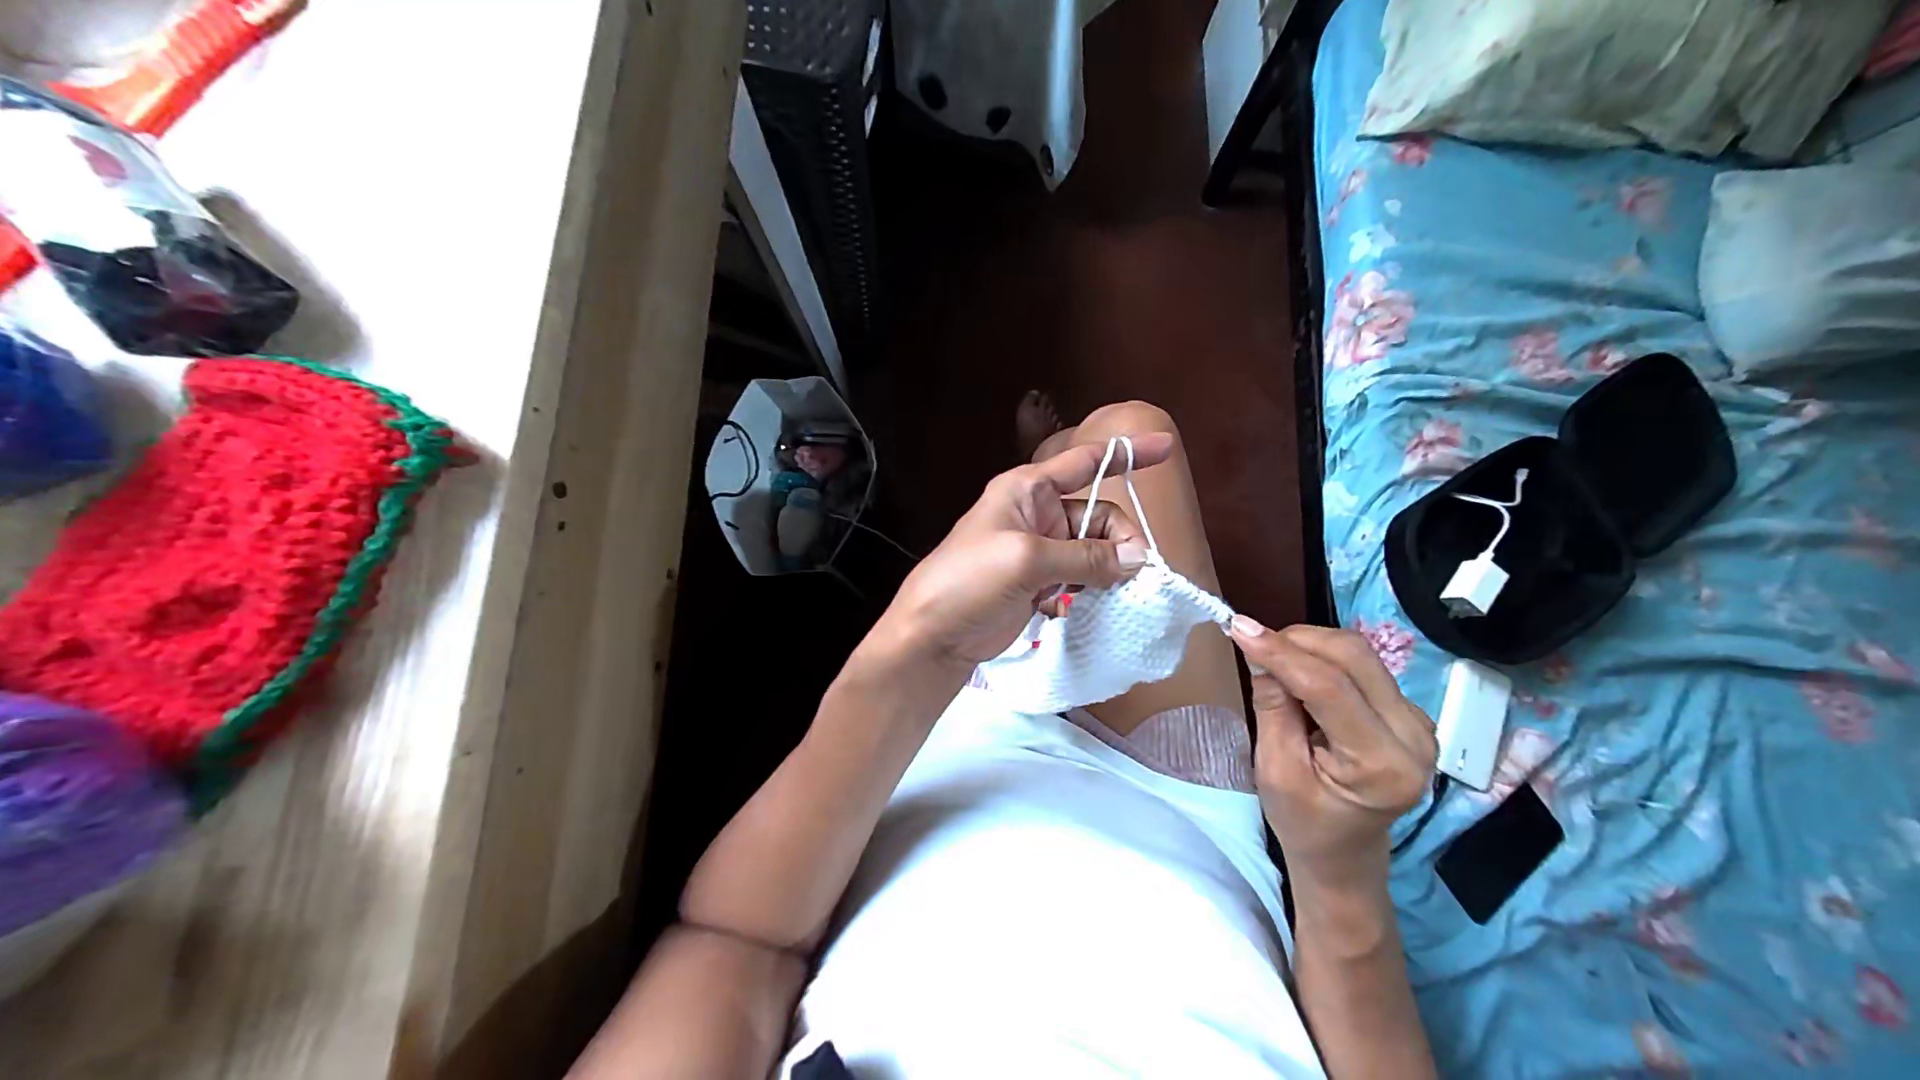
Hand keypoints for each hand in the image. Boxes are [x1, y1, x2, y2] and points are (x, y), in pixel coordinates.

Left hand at [869, 434, 1175, 670]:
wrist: (934, 635)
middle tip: (1133, 573)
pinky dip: (1091, 590)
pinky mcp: (1040, 582)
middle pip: (1098, 515)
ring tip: (1115, 593)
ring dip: (1109, 569)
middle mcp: (1037, 514)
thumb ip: (1084, 556)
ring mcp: (1039, 550)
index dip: (1125, 452)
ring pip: (1094, 550)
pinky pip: (1081, 577)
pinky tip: (1079, 607)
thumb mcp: (1026, 559)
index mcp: (1028, 489)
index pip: (1085, 461)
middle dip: (1120, 540)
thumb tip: (1138, 559)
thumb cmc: (968, 580)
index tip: (1167, 445)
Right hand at [1227, 621, 1437, 892]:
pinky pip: (1363, 667)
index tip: (1239, 628)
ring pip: (1359, 654)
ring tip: (1273, 662)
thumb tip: (1261, 653)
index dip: (1281, 652)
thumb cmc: (1304, 822)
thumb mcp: (1275, 771)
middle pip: (1354, 657)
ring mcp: (1418, 722)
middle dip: (1297, 640)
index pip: (1330, 687)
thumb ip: (1273, 709)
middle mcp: (1414, 736)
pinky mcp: (1409, 713)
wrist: (1343, 852)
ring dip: (1308, 646)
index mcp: (1382, 764)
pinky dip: (1322, 659)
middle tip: (1253, 642)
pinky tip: (1298, 676)